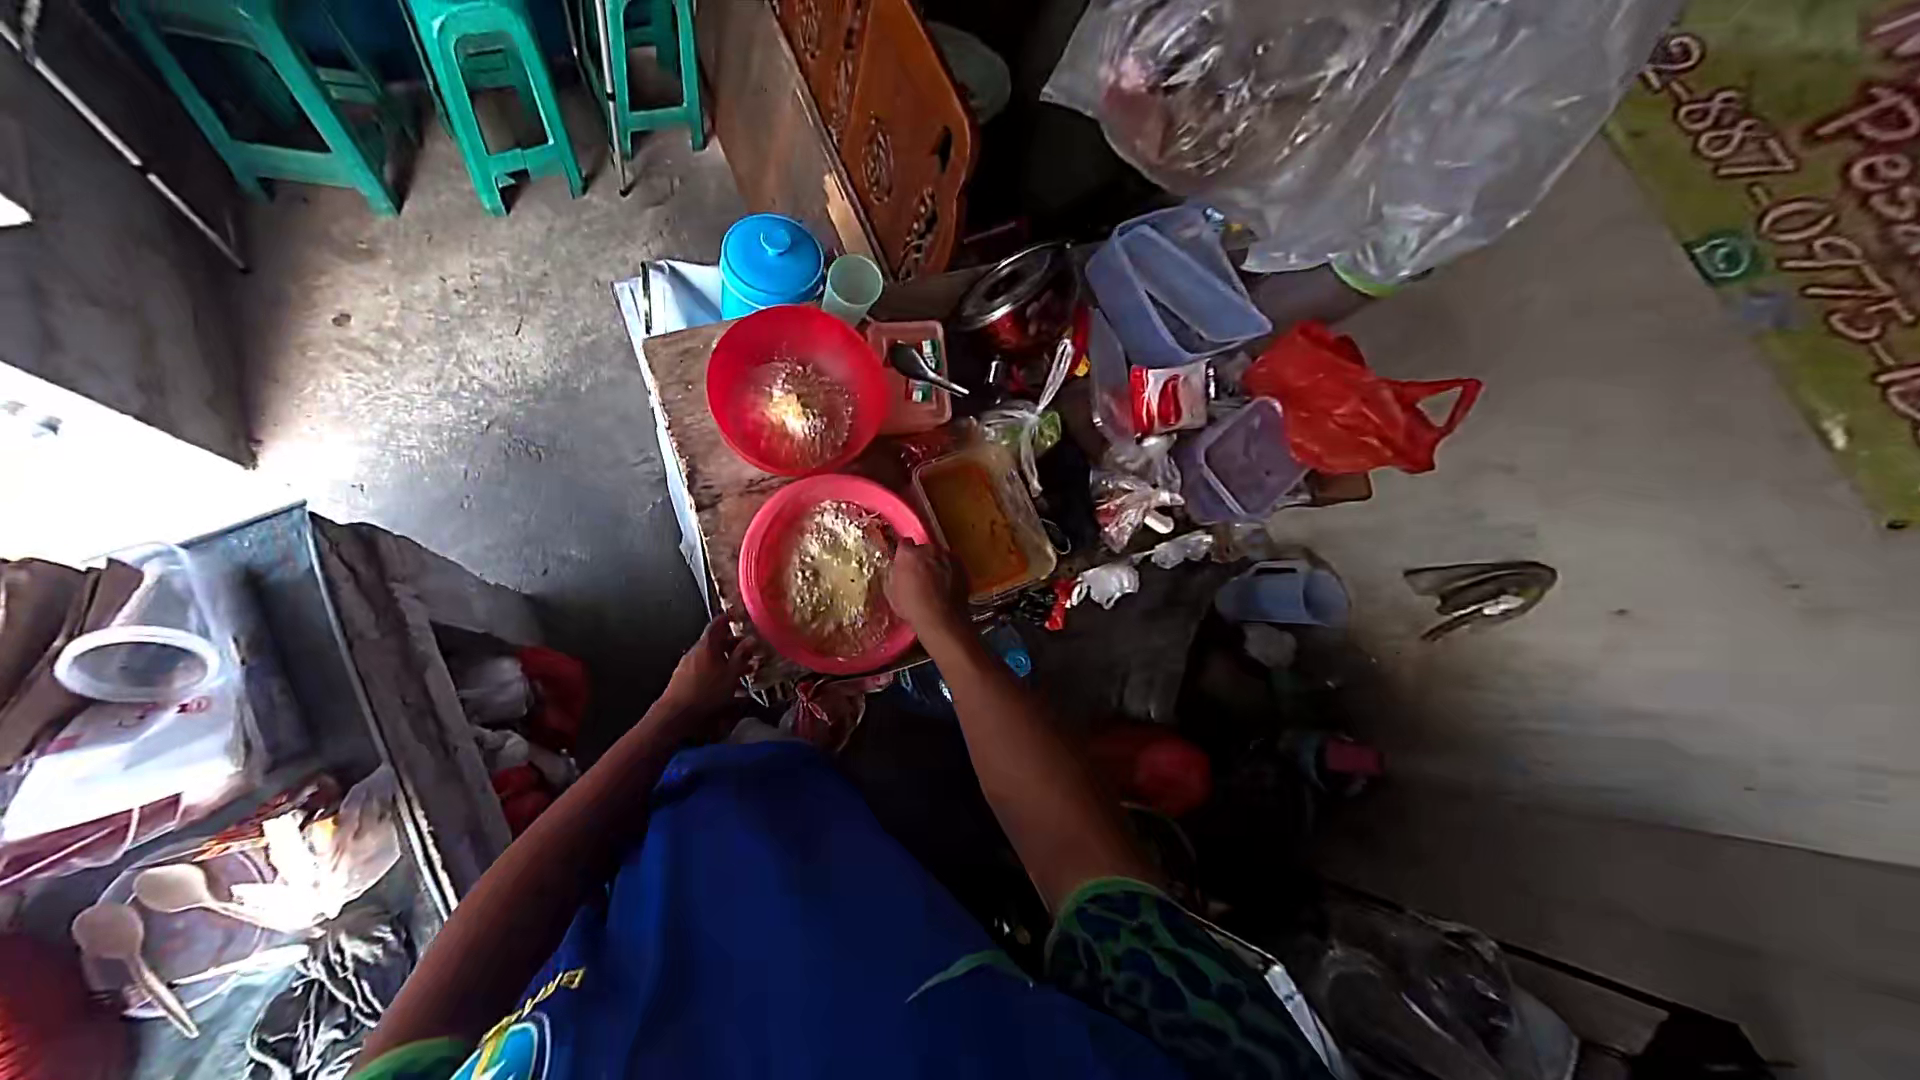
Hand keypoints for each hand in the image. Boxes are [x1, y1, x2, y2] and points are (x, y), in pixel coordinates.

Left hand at [657, 613, 759, 723]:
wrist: (676, 713)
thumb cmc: (707, 691)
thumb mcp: (731, 673)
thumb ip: (742, 655)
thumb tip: (751, 639)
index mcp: (707, 645)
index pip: (717, 624)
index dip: (728, 618)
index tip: (738, 617)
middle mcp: (696, 650)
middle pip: (715, 641)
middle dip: (733, 644)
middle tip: (748, 649)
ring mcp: (688, 663)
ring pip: (711, 655)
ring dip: (726, 659)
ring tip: (742, 669)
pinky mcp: (683, 676)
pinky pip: (704, 666)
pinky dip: (717, 668)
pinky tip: (726, 682)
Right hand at [885, 540, 968, 639]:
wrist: (941, 619)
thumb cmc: (914, 608)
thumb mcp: (892, 592)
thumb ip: (894, 573)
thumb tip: (896, 568)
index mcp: (908, 554)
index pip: (904, 544)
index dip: (904, 553)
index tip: (905, 560)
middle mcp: (928, 550)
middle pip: (923, 549)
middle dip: (922, 560)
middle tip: (920, 576)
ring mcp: (947, 556)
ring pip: (939, 556)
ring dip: (937, 565)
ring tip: (935, 584)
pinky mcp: (961, 565)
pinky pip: (952, 564)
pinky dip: (950, 571)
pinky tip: (946, 586)